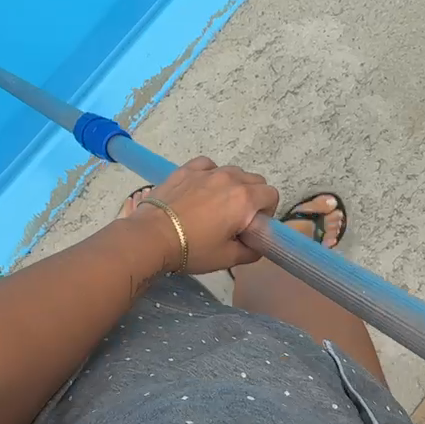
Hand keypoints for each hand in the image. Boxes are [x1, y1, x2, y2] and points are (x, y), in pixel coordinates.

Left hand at [136, 157, 279, 273]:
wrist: (153, 236)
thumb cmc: (193, 249)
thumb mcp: (228, 258)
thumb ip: (251, 251)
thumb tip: (256, 244)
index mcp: (244, 199)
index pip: (272, 194)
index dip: (267, 211)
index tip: (253, 226)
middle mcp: (229, 178)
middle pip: (254, 180)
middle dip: (253, 197)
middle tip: (237, 218)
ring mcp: (206, 171)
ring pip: (232, 171)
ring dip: (232, 185)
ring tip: (216, 204)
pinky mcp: (185, 169)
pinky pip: (207, 164)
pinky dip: (210, 173)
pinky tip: (201, 188)